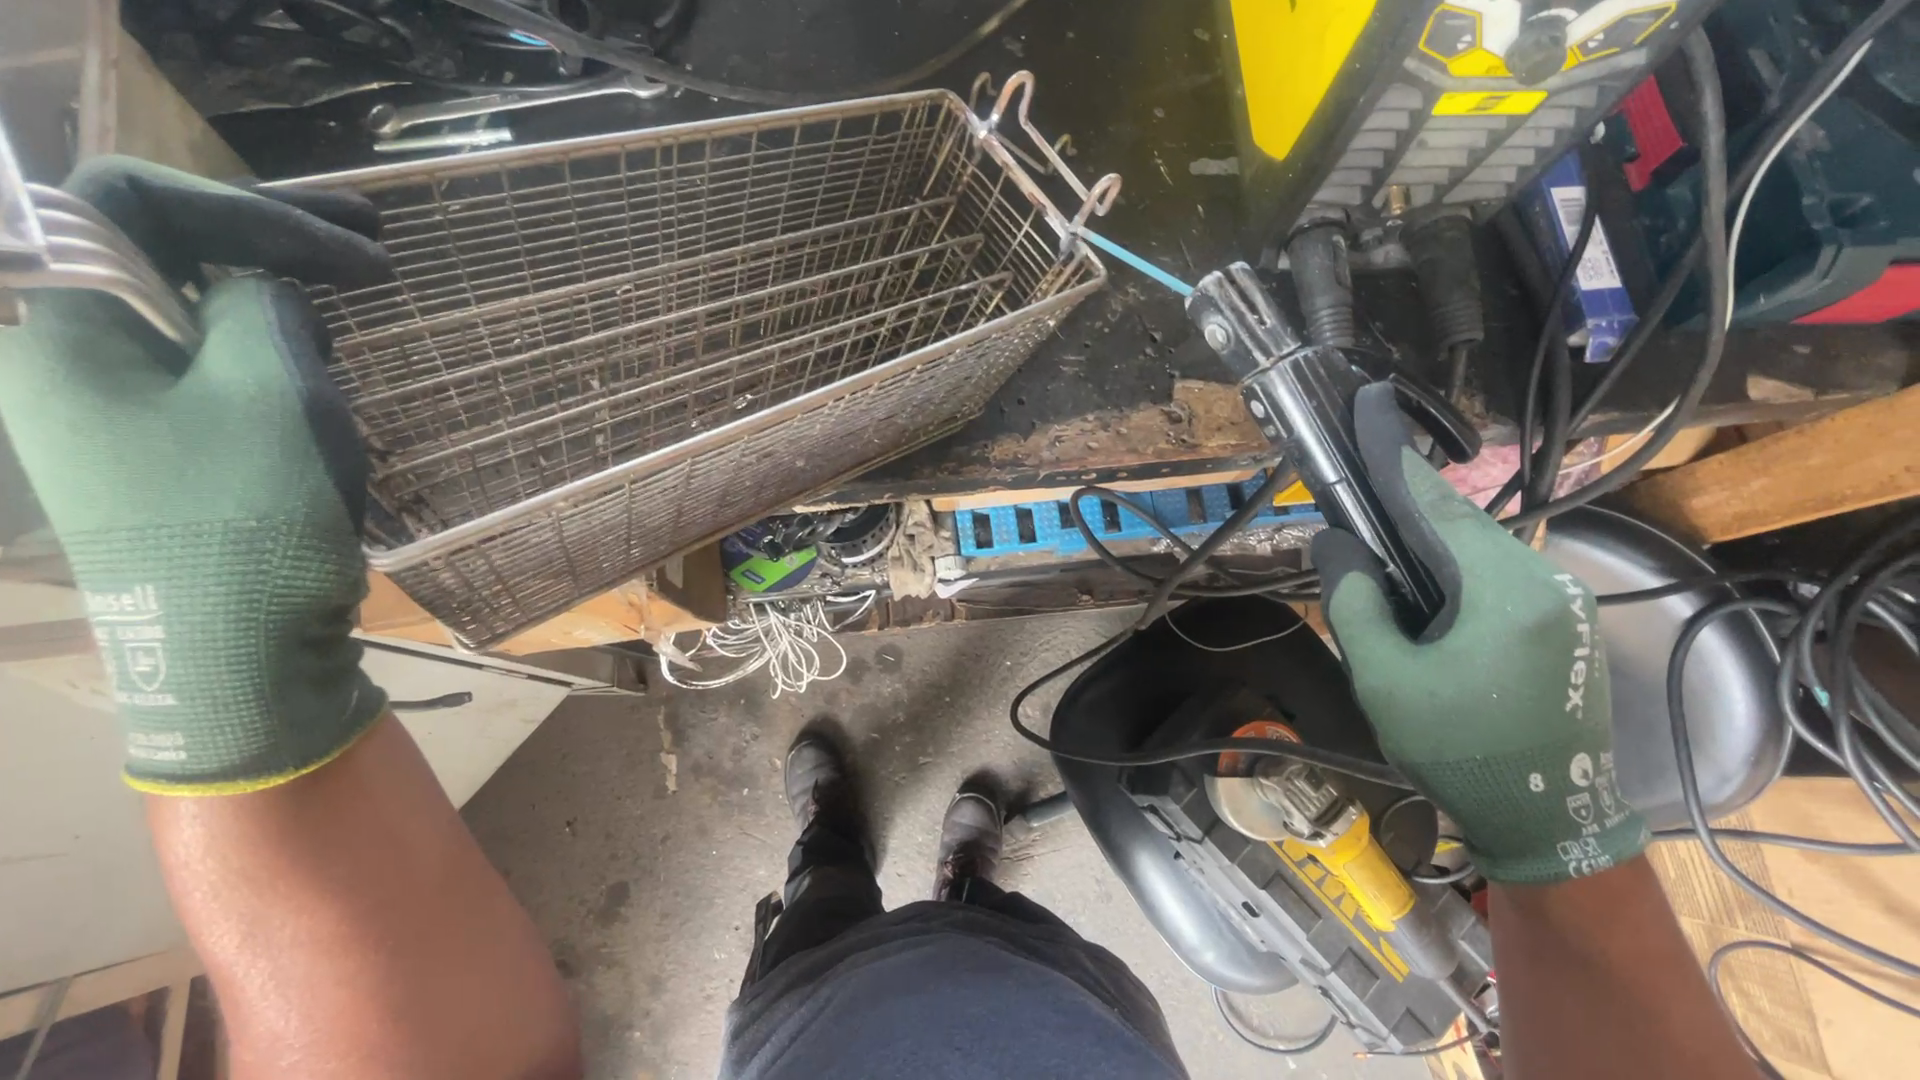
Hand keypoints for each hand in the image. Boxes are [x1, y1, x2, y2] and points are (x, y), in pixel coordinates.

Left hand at [0, 157, 394, 794]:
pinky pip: (218, 383)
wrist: (236, 658)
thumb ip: (266, 307)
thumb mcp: (271, 391)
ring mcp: (115, 413)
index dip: (251, 207)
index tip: (359, 251)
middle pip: (163, 258)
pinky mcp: (164, 455)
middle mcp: (67, 360)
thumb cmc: (246, 518)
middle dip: (275, 246)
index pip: (131, 205)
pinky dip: (281, 376)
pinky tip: (328, 410)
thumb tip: (266, 290)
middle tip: (377, 246)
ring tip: (349, 354)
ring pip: (201, 324)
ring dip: (285, 323)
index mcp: (58, 328)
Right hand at [1311, 383, 1647, 883]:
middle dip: (1404, 513)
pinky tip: (1428, 605)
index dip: (1394, 456)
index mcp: (1504, 590)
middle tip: (1356, 506)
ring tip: (1383, 567)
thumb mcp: (1386, 679)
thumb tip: (1336, 543)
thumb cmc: (1458, 752)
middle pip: (1461, 526)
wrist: (1548, 822)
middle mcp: (1545, 583)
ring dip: (1429, 552)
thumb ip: (1357, 602)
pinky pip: (1500, 583)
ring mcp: (1564, 605)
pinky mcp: (1567, 628)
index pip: (1438, 503)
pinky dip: (1455, 578)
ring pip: (1480, 555)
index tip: (1369, 405)